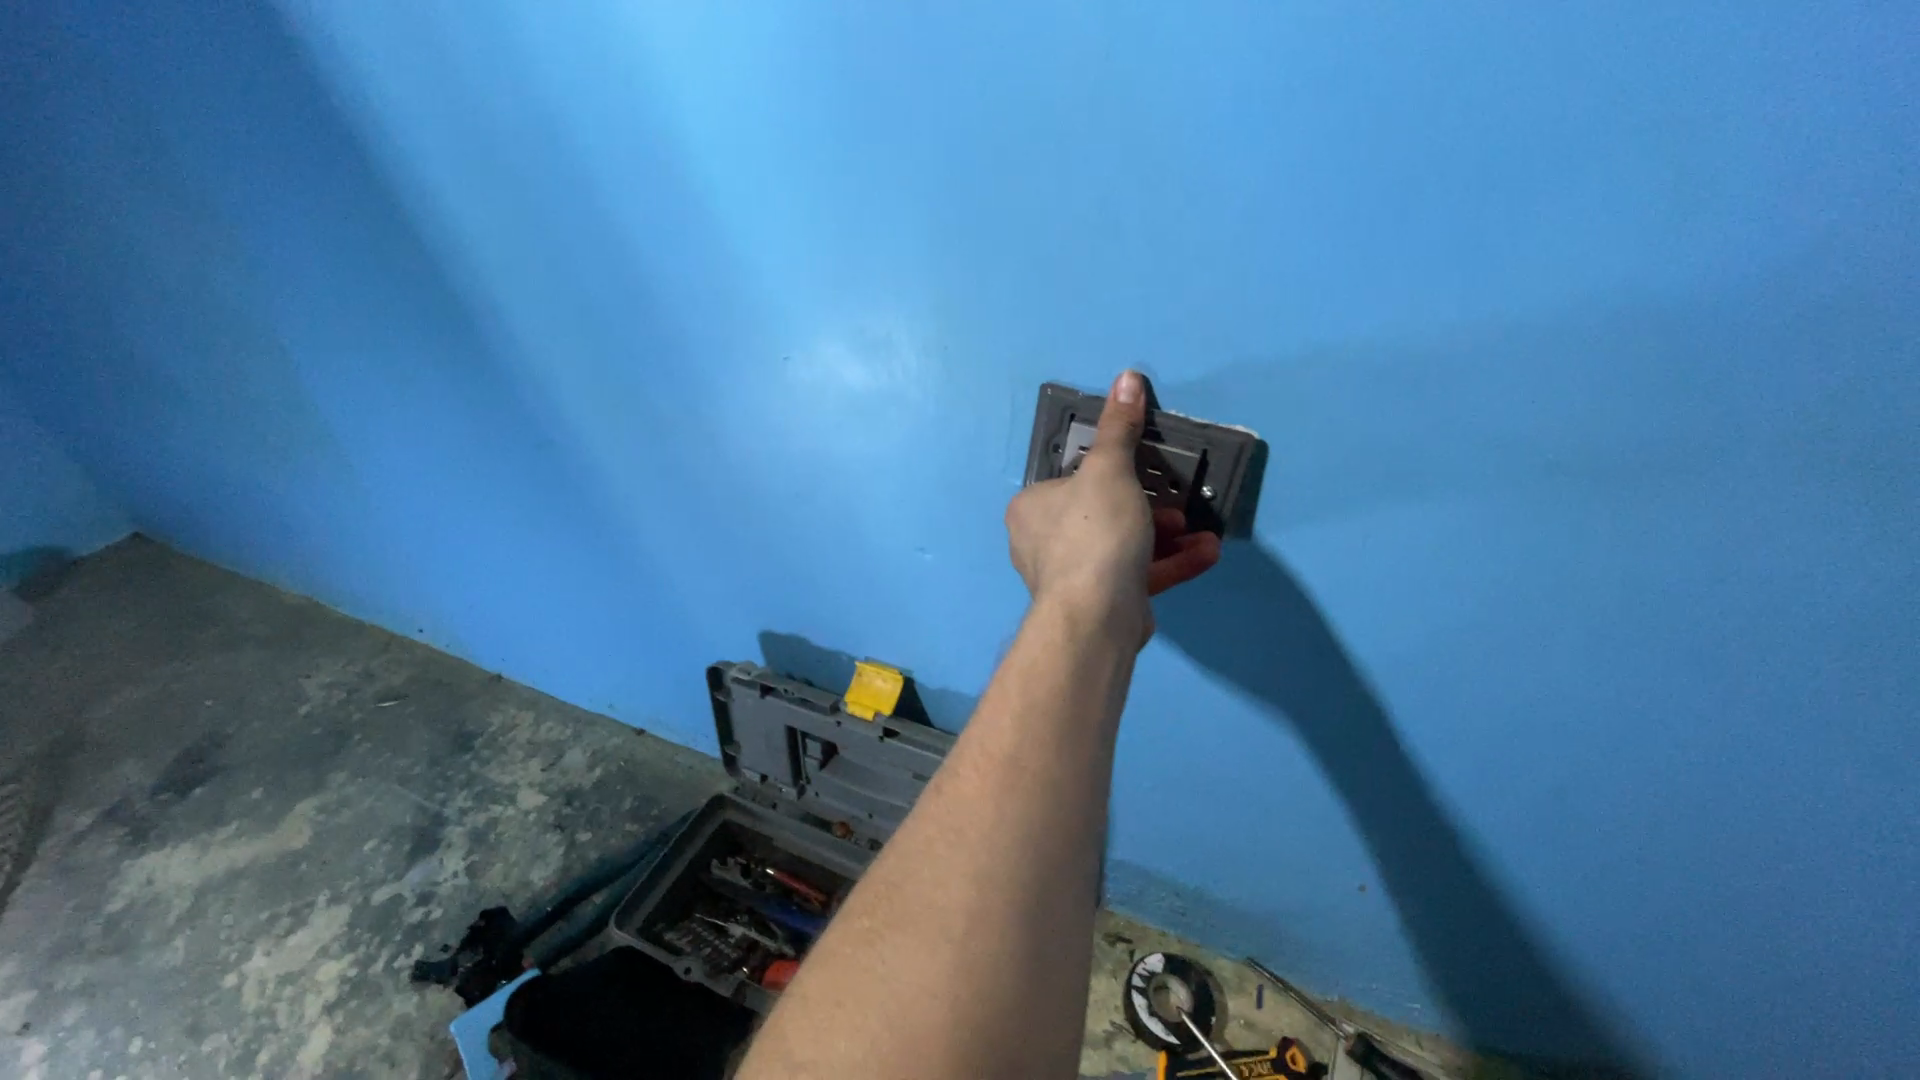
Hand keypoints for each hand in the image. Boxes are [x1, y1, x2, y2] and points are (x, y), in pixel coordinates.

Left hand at [1005, 371, 1222, 643]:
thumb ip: (1120, 428)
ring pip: (1123, 547)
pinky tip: (1205, 553)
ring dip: (1165, 536)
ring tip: (1198, 530)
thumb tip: (1127, 377)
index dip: (1109, 475)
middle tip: (1176, 504)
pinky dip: (1169, 563)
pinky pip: (1136, 576)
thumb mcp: (1110, 469)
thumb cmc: (1094, 531)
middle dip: (1147, 508)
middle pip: (1101, 514)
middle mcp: (1043, 543)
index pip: (1069, 481)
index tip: (1143, 473)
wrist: (1096, 614)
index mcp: (1032, 508)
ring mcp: (1070, 578)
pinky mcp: (1099, 604)